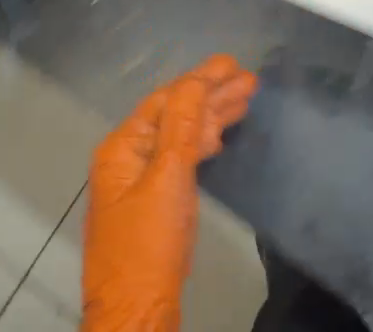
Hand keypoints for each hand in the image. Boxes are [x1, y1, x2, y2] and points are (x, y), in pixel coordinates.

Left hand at [82, 55, 258, 331]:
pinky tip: (219, 136)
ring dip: (211, 116)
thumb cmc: (150, 242)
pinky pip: (180, 158)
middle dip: (211, 95)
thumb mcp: (168, 177)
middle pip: (174, 114)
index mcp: (123, 146)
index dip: (201, 78)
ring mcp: (140, 181)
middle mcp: (128, 157)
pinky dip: (202, 142)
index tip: (233, 64)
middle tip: (249, 80)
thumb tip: (194, 80)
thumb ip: (182, 125)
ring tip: (245, 99)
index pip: (167, 99)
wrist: (137, 310)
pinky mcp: (154, 202)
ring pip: (180, 136)